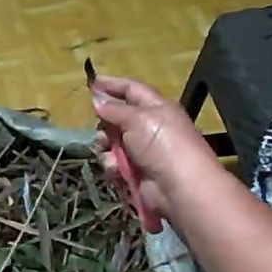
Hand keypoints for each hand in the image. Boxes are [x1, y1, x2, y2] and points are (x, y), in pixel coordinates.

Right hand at [90, 75, 224, 226]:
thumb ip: (115, 109)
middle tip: (99, 129)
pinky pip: (116, 165)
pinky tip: (117, 170)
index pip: (132, 90)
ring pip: (113, 143)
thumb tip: (97, 98)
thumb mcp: (138, 119)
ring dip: (107, 147)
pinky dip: (113, 166)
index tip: (92, 83)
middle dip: (105, 124)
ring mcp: (144, 152)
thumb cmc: (162, 144)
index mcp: (157, 107)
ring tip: (107, 150)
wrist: (179, 188)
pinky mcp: (137, 173)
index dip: (113, 85)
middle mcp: (151, 127)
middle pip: (119, 118)